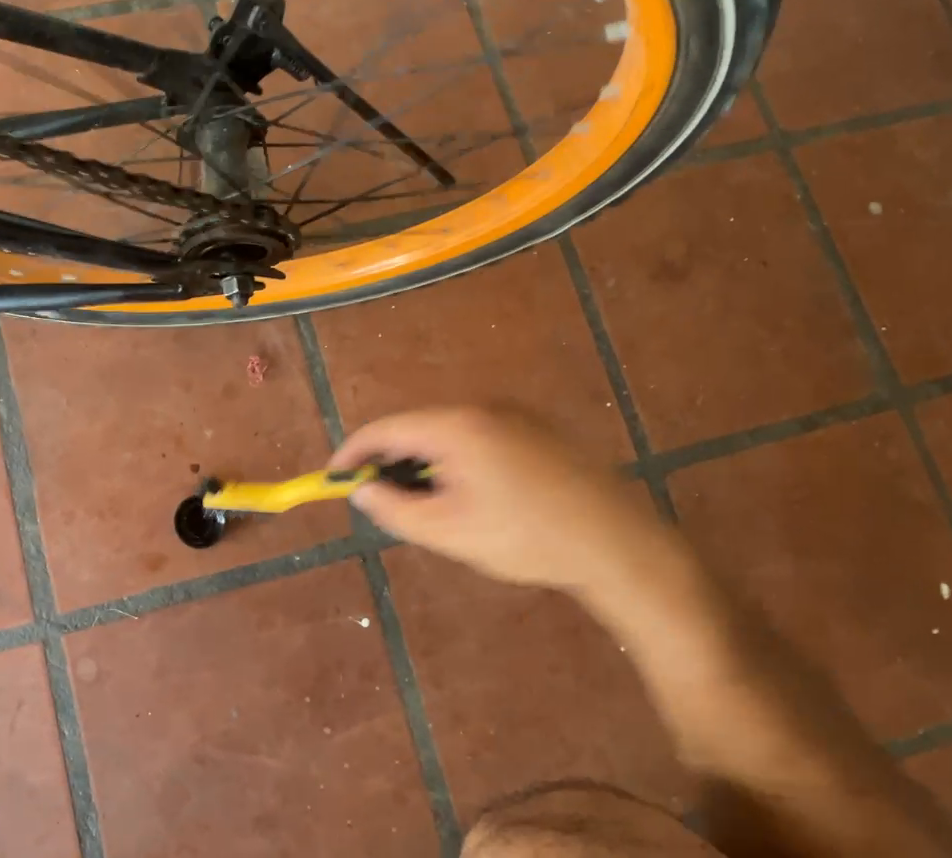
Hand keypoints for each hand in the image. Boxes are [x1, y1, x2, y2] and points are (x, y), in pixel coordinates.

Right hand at [331, 405, 675, 592]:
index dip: (353, 453)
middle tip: (381, 499)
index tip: (333, 478)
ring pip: (447, 434)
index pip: (385, 429)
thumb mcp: (447, 532)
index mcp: (455, 427)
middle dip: (390, 461)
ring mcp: (514, 416)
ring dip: (424, 463)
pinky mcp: (537, 431)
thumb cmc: (525, 539)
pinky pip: (478, 437)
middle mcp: (482, 408)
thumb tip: (360, 490)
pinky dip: (456, 460)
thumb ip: (393, 509)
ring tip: (426, 505)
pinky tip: (470, 497)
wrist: (618, 544)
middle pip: (416, 427)